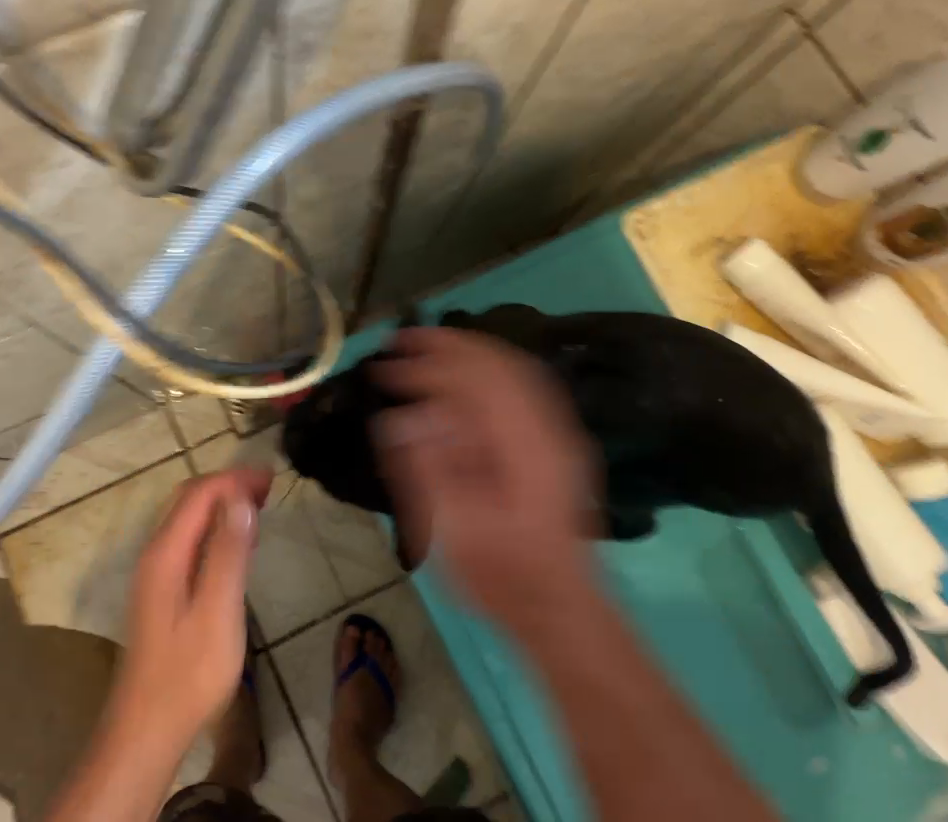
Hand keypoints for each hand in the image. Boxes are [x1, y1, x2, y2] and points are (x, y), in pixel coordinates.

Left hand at [111, 468, 272, 744]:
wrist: (146, 729)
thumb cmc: (188, 674)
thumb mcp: (217, 612)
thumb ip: (228, 553)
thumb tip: (240, 499)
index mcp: (165, 554)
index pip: (198, 495)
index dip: (234, 479)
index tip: (272, 477)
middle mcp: (154, 556)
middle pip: (188, 502)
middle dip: (227, 486)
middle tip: (269, 488)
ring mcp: (154, 576)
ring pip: (187, 522)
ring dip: (221, 507)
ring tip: (259, 508)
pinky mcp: (161, 595)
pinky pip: (188, 543)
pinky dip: (214, 530)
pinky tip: (235, 546)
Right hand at [372, 327, 602, 636]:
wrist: (561, 608)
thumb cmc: (502, 576)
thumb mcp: (454, 529)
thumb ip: (427, 469)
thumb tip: (398, 419)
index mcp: (522, 446)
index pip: (472, 382)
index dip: (426, 364)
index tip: (386, 365)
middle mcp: (546, 428)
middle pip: (498, 363)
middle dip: (448, 345)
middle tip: (403, 339)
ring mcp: (557, 435)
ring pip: (514, 370)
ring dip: (470, 352)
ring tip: (429, 347)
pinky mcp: (556, 445)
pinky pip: (524, 387)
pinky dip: (490, 371)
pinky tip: (465, 379)